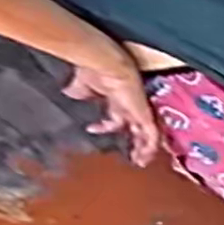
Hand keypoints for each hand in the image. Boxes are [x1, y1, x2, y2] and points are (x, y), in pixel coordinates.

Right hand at [64, 49, 159, 166]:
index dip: (107, 125)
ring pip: (148, 137)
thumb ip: (80, 90)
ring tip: (139, 161)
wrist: (105, 62)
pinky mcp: (146, 117)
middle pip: (138, 130)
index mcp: (117, 100)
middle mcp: (132, 109)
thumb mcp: (83, 82)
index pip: (117, 117)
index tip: (92, 129)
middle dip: (135, 144)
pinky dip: (149, 148)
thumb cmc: (93, 67)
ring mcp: (141, 114)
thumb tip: (70, 94)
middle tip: (133, 157)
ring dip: (144, 150)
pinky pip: (153, 137)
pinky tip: (144, 157)